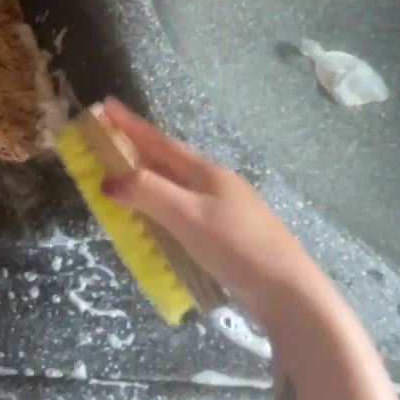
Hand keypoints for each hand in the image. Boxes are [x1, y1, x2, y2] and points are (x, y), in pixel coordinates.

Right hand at [97, 98, 323, 313]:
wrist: (292, 295)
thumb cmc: (235, 246)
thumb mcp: (185, 215)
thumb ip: (145, 191)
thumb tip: (107, 181)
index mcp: (205, 171)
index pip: (158, 140)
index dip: (130, 123)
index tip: (106, 104)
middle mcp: (216, 182)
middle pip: (169, 158)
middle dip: (138, 146)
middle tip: (108, 140)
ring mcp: (228, 208)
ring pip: (179, 182)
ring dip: (150, 174)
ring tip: (127, 175)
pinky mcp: (232, 233)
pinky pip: (187, 205)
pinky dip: (164, 201)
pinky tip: (161, 215)